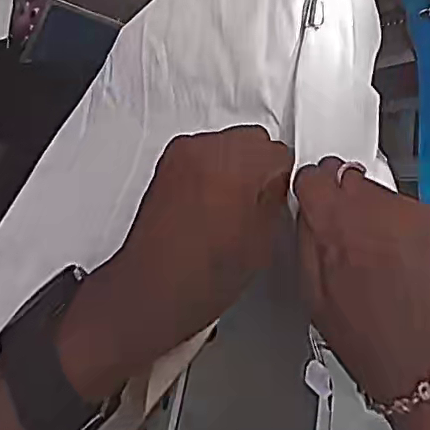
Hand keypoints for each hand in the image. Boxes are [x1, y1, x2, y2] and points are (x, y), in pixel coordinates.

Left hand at [56, 125, 291, 400]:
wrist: (149, 290)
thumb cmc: (198, 277)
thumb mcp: (262, 242)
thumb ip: (275, 199)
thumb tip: (276, 183)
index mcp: (240, 164)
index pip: (279, 153)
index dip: (280, 180)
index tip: (273, 197)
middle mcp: (210, 149)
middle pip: (254, 139)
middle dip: (257, 166)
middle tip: (253, 201)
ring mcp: (185, 151)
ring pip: (228, 141)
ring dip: (232, 164)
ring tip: (225, 205)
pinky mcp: (167, 160)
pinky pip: (202, 150)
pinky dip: (208, 167)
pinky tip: (207, 201)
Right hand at [294, 156, 429, 407]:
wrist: (411, 350)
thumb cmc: (361, 330)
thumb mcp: (309, 286)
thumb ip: (303, 234)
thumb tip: (304, 205)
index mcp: (335, 224)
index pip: (313, 175)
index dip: (309, 189)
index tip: (311, 198)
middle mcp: (370, 209)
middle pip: (343, 173)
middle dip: (337, 195)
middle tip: (339, 227)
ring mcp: (401, 210)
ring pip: (370, 186)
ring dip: (364, 206)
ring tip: (367, 246)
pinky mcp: (425, 215)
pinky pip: (396, 201)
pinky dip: (390, 217)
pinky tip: (388, 249)